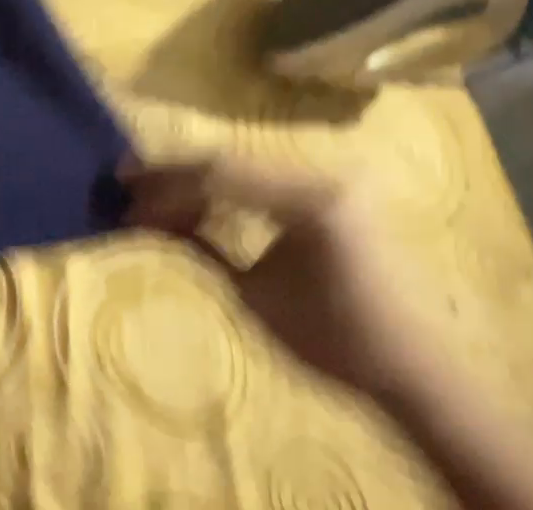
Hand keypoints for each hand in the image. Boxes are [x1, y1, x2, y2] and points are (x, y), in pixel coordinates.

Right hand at [126, 157, 532, 509]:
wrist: (412, 370)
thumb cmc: (333, 340)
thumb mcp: (252, 294)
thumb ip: (197, 243)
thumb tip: (139, 217)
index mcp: (311, 196)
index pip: (219, 173)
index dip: (163, 178)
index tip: (120, 184)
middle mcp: (323, 173)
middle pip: (229, 161)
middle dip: (174, 177)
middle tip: (128, 186)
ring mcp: (331, 180)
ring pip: (243, 167)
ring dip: (196, 183)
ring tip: (153, 200)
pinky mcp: (332, 194)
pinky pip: (265, 182)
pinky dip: (227, 193)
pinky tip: (196, 207)